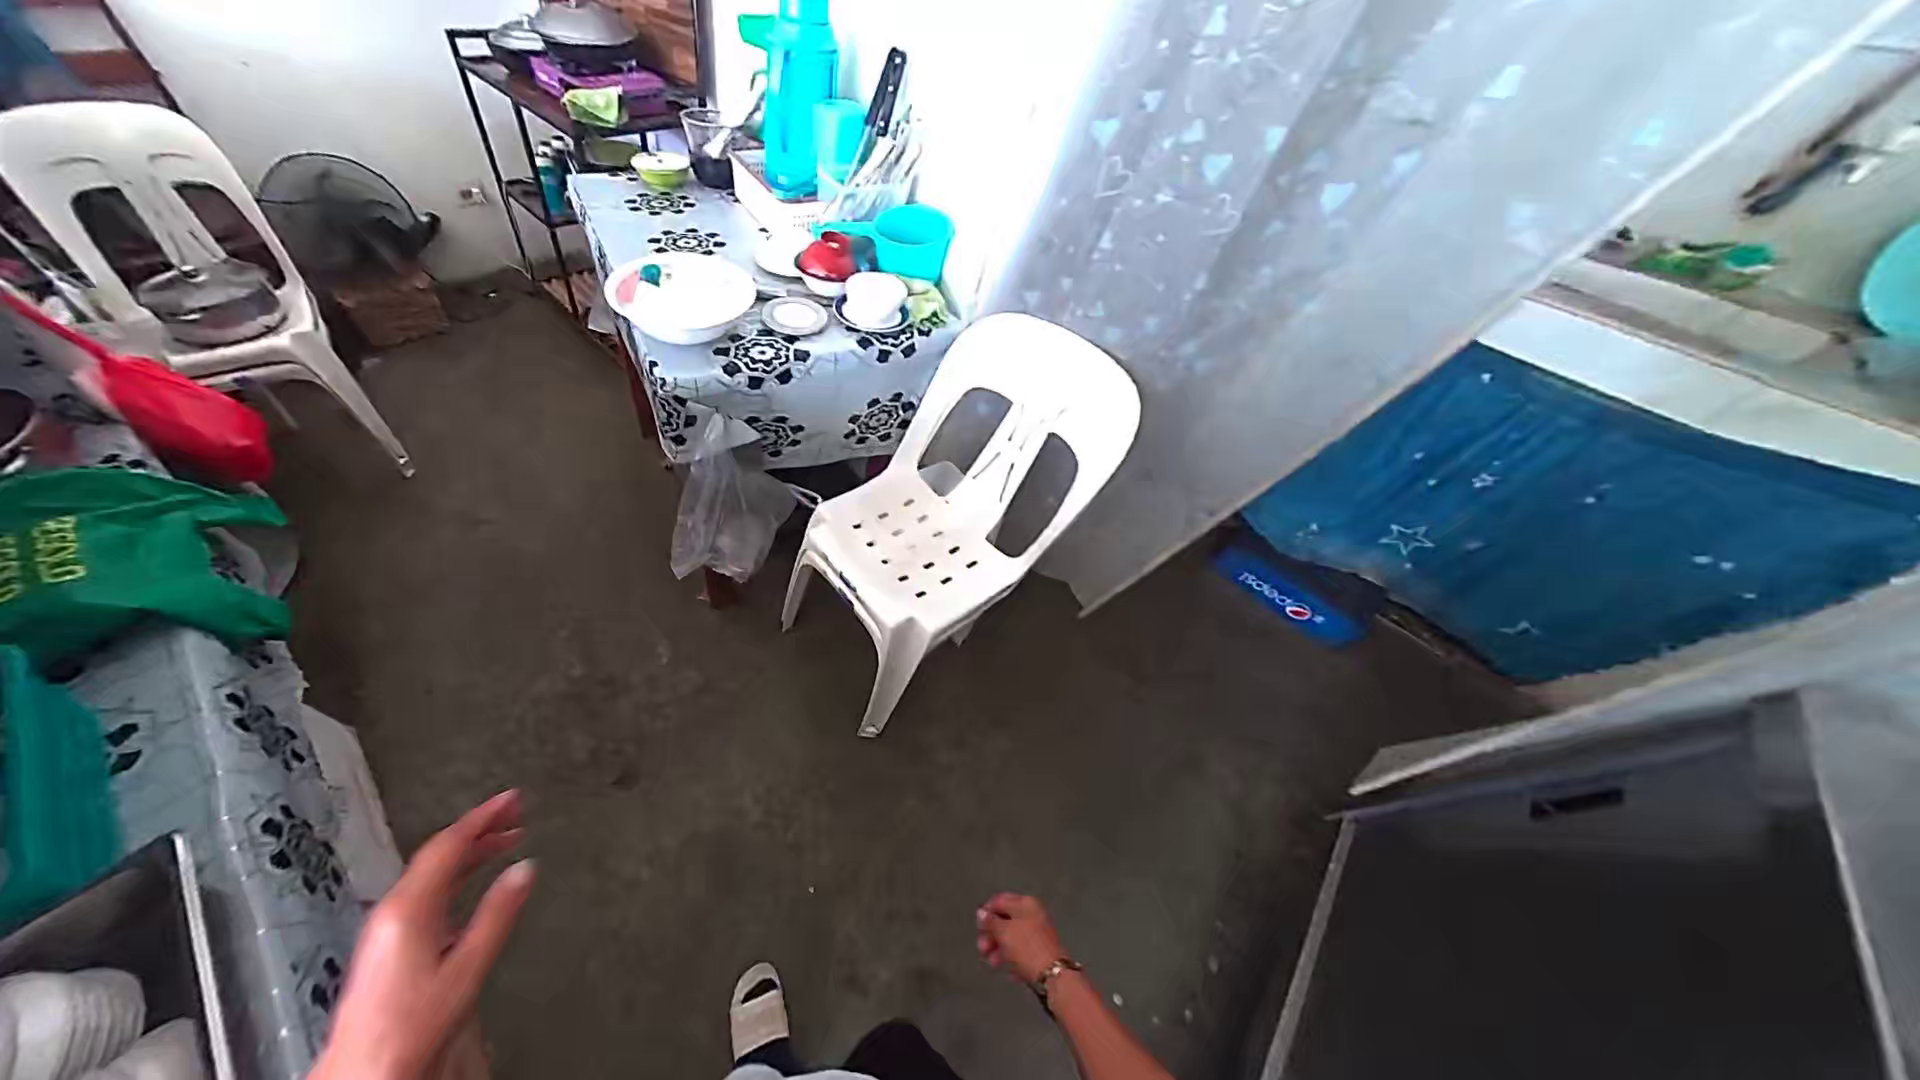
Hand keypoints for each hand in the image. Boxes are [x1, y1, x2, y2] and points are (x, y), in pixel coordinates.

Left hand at [310, 790, 535, 1079]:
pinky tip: (475, 880)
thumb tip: (524, 870)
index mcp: (408, 910)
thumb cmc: (408, 1028)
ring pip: (434, 872)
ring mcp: (388, 929)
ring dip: (471, 850)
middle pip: (439, 854)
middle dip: (479, 827)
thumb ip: (497, 915)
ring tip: (504, 838)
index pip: (447, 846)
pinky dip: (459, 873)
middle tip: (513, 810)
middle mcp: (393, 913)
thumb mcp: (466, 968)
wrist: (363, 1072)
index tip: (511, 799)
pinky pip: (429, 891)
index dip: (482, 817)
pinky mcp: (391, 944)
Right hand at [976, 892, 1067, 984]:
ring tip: (992, 963)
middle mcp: (1033, 913)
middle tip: (982, 949)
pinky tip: (1009, 971)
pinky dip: (1013, 958)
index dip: (986, 912)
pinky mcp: (1041, 951)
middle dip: (991, 934)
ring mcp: (1038, 932)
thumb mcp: (1004, 932)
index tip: (978, 928)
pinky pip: (1021, 950)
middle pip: (1005, 919)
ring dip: (999, 949)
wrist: (1053, 976)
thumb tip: (981, 912)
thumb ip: (991, 921)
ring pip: (1012, 937)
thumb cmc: (1026, 947)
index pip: (999, 900)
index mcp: (1025, 902)